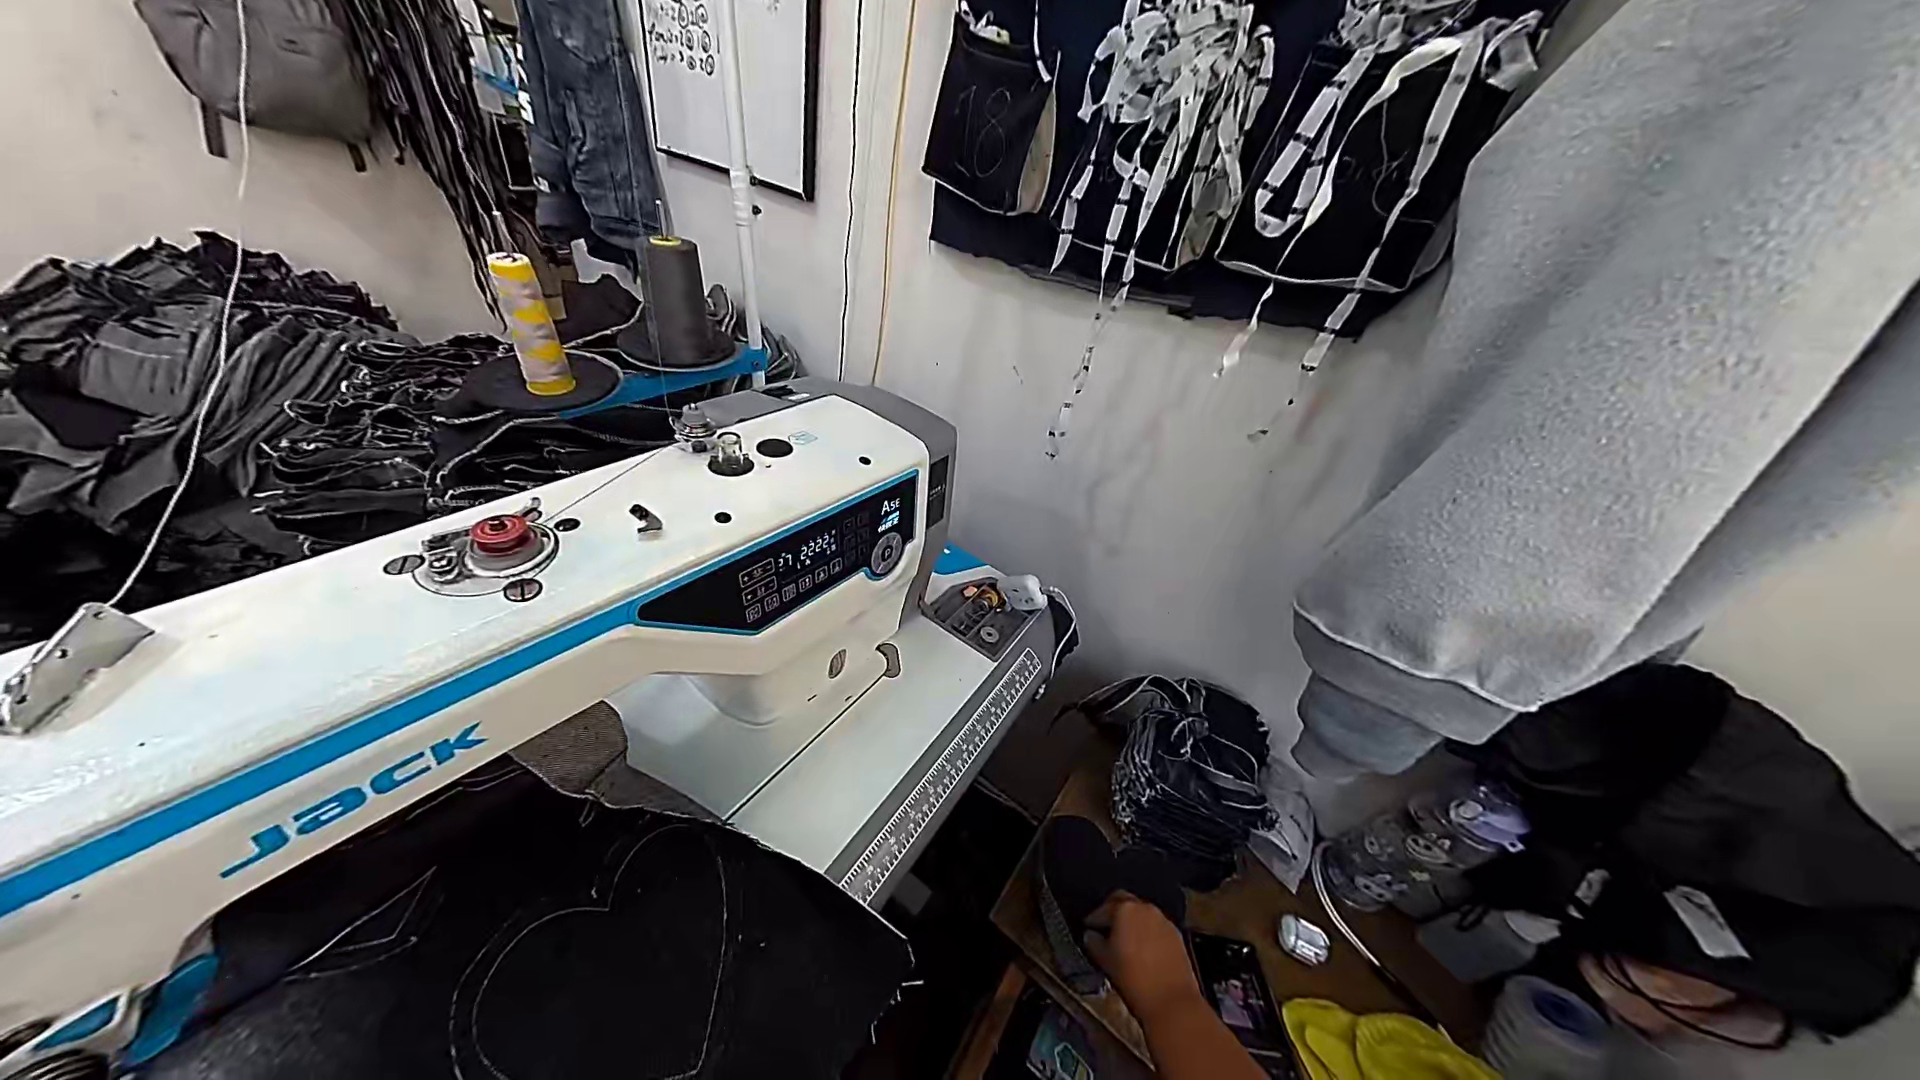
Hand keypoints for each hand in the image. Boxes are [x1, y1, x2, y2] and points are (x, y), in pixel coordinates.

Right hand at [1082, 892, 1203, 1023]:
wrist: (1172, 1003)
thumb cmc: (1133, 979)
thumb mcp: (1105, 961)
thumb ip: (1094, 943)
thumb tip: (1091, 935)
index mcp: (1124, 909)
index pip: (1103, 908)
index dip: (1093, 919)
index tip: (1088, 928)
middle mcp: (1145, 908)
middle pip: (1124, 902)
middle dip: (1113, 912)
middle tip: (1105, 927)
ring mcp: (1163, 921)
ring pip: (1142, 914)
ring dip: (1132, 922)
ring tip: (1125, 940)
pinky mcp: (1177, 935)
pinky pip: (1156, 926)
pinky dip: (1147, 932)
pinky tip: (1143, 949)